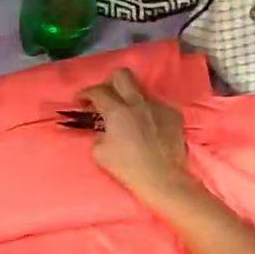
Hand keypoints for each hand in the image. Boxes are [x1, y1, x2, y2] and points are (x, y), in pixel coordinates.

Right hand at [77, 68, 196, 208]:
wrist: (162, 178)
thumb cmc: (126, 167)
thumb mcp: (99, 152)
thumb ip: (99, 134)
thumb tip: (106, 130)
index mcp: (118, 111)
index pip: (98, 91)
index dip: (85, 93)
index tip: (81, 100)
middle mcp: (139, 103)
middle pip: (122, 75)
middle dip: (108, 82)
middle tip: (104, 97)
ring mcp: (159, 107)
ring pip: (140, 92)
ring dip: (129, 101)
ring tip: (127, 118)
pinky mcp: (173, 115)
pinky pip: (156, 107)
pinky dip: (146, 114)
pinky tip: (146, 129)